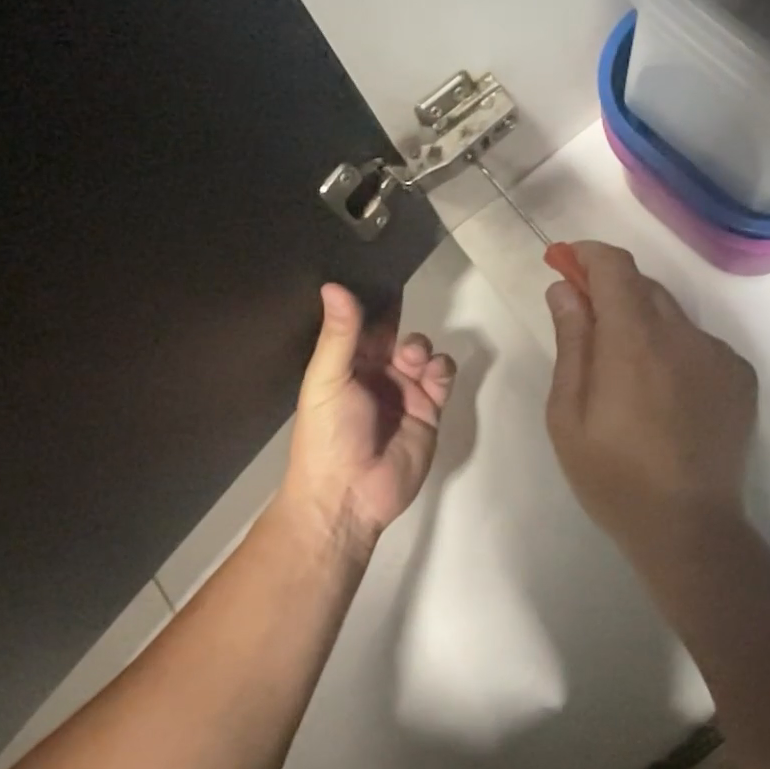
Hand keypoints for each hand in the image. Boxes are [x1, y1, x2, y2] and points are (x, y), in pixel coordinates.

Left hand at [282, 284, 455, 549]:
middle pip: (397, 336)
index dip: (372, 302)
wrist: (349, 495)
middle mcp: (375, 375)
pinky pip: (442, 379)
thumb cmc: (328, 434)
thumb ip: (340, 334)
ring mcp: (404, 393)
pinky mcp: (429, 412)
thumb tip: (334, 285)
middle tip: (398, 328)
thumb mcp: (327, 380)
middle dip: (402, 326)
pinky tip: (433, 375)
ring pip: (422, 354)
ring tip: (412, 362)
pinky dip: (442, 369)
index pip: (362, 325)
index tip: (383, 273)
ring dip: (421, 348)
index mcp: (344, 365)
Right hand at [544, 242, 757, 556]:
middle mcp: (684, 335)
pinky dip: (676, 353)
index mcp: (635, 340)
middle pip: (645, 287)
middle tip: (587, 326)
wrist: (689, 527)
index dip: (588, 255)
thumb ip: (571, 343)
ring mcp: (719, 355)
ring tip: (629, 378)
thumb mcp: (568, 414)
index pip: (615, 266)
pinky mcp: (741, 378)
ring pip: (674, 318)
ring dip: (646, 326)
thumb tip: (565, 290)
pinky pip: (700, 346)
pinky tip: (666, 398)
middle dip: (612, 293)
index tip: (567, 264)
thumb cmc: (613, 477)